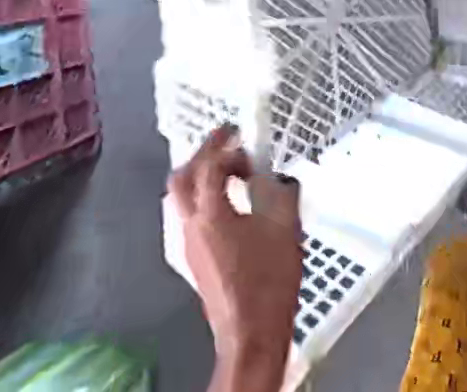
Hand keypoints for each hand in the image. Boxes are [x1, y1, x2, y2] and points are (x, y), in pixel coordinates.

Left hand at [171, 125, 301, 390]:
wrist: (252, 333)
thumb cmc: (270, 277)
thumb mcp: (285, 226)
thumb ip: (282, 192)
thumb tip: (280, 177)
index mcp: (211, 215)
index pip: (208, 167)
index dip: (223, 145)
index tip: (240, 133)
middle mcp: (191, 227)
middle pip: (181, 180)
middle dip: (202, 156)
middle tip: (226, 143)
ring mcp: (188, 246)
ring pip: (181, 199)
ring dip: (201, 177)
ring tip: (232, 171)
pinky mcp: (194, 260)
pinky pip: (190, 216)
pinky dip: (205, 198)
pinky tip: (232, 202)